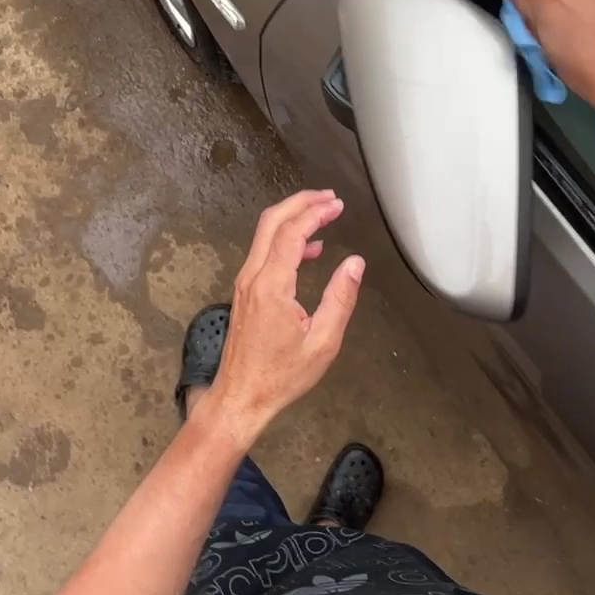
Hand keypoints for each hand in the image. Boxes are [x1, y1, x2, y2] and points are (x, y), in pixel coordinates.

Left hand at [197, 190, 365, 439]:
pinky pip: (263, 252)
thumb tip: (355, 264)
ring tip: (324, 215)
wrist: (240, 397)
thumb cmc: (281, 376)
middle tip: (330, 198)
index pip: (292, 233)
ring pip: (264, 234)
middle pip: (271, 222)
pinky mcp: (245, 291)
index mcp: (271, 286)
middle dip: (301, 203)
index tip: (337, 205)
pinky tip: (309, 250)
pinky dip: (285, 239)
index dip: (315, 212)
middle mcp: (252, 277)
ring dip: (293, 218)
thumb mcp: (323, 343)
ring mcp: (244, 283)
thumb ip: (340, 299)